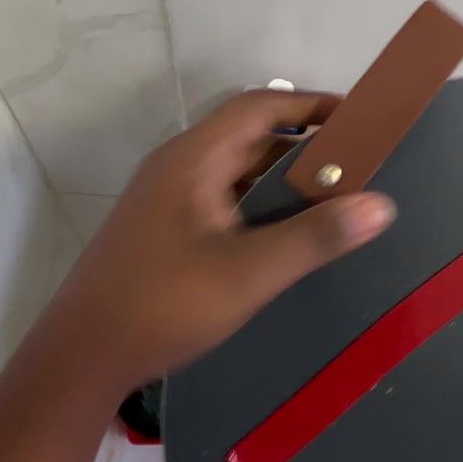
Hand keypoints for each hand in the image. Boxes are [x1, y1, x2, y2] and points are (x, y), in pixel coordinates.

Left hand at [41, 90, 397, 395]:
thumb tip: (381, 205)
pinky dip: (259, 204)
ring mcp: (168, 197)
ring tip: (334, 199)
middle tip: (359, 166)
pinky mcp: (164, 228)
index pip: (260, 106)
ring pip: (236, 171)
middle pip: (249, 136)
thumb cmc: (163, 304)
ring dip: (281, 178)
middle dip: (304, 146)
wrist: (81, 357)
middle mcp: (179, 166)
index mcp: (194, 158)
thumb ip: (314, 237)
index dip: (311, 105)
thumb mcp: (248, 273)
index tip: (360, 119)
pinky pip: (223, 198)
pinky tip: (286, 233)